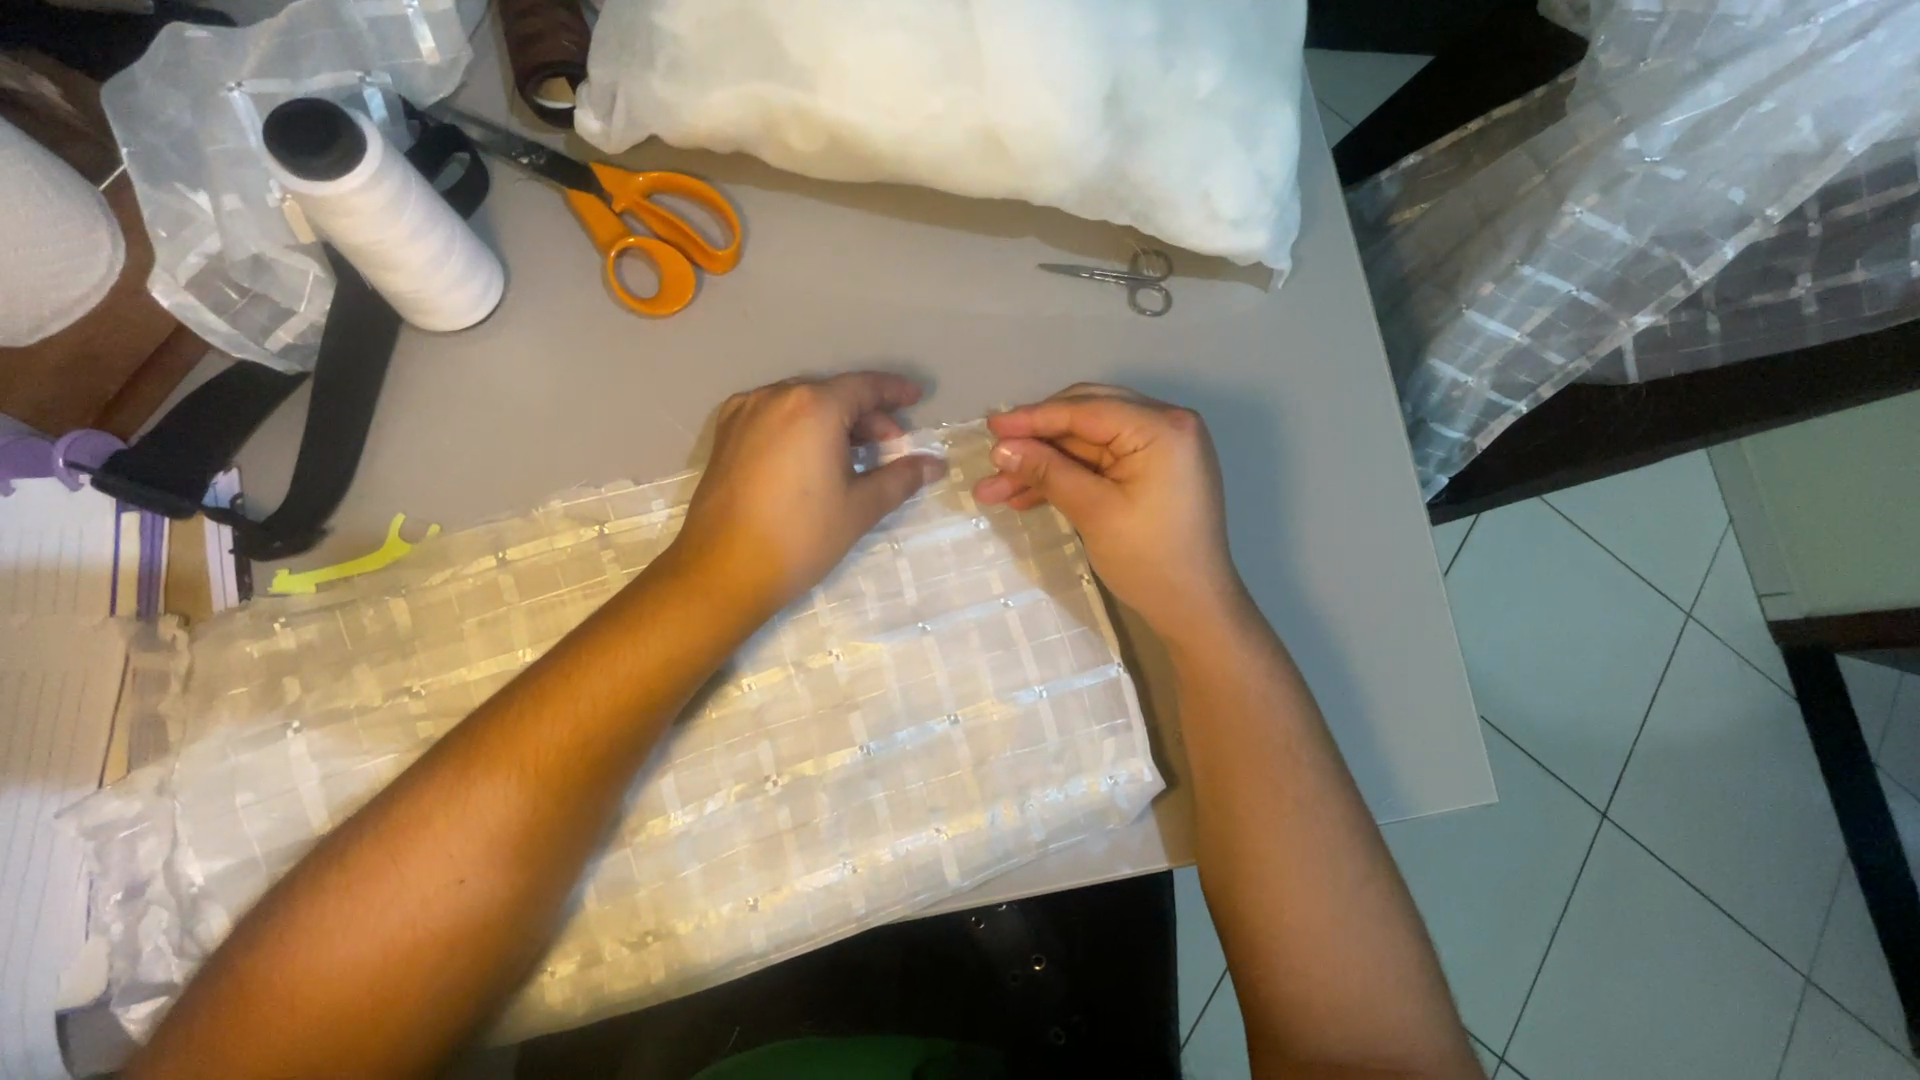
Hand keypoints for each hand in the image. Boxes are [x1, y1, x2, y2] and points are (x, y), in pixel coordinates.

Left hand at [670, 373, 944, 618]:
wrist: (724, 569)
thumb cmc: (801, 536)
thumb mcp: (860, 508)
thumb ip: (900, 478)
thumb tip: (935, 465)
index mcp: (813, 406)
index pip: (864, 386)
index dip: (895, 392)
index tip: (917, 398)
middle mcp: (775, 397)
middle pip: (832, 393)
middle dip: (865, 414)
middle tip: (891, 445)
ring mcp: (744, 413)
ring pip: (801, 404)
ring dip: (833, 421)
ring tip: (854, 455)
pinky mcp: (725, 435)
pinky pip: (773, 417)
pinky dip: (800, 427)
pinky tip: (812, 458)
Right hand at [973, 384, 1248, 643]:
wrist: (1193, 607)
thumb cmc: (1149, 558)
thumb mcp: (1093, 511)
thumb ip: (1047, 472)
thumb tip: (1001, 448)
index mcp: (1162, 427)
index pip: (1086, 409)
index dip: (1034, 418)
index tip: (991, 426)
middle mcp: (1166, 425)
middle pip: (1085, 418)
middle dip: (1035, 442)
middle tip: (993, 458)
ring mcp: (1160, 448)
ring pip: (1085, 444)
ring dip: (1043, 464)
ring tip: (994, 491)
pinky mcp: (1150, 471)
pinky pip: (1098, 463)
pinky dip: (1065, 476)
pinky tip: (1024, 496)